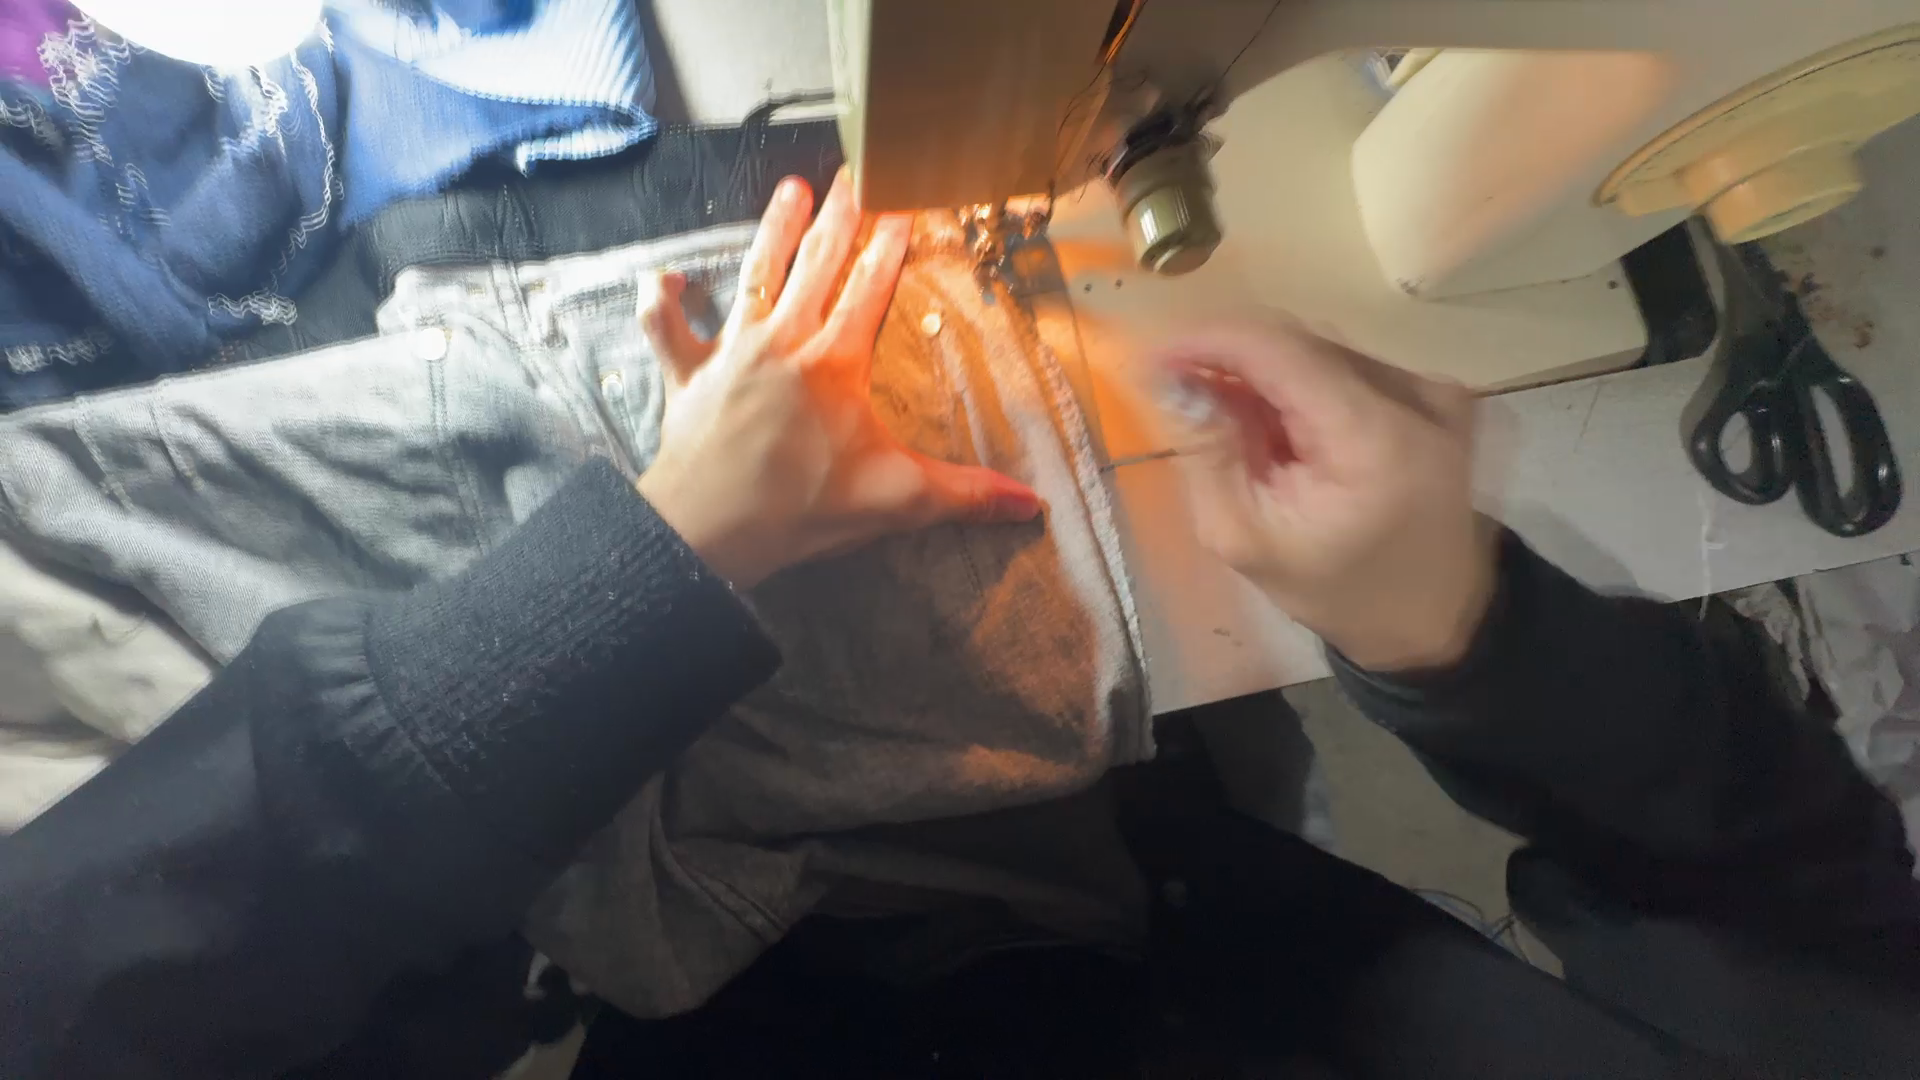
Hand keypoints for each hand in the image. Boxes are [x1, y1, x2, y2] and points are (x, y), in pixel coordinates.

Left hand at [635, 170, 1041, 588]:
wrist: (712, 530)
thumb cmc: (804, 508)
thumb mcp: (897, 501)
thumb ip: (965, 495)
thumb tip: (1031, 505)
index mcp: (835, 362)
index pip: (870, 291)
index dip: (889, 250)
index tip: (902, 212)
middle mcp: (784, 341)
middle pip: (817, 265)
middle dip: (839, 218)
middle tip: (853, 175)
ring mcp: (732, 352)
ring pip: (755, 276)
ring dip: (773, 232)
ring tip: (790, 191)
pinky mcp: (690, 376)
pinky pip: (668, 331)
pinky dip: (663, 304)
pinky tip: (667, 278)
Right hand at [1151, 320, 1495, 671]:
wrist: (1427, 611)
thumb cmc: (1328, 587)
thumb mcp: (1242, 536)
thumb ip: (1207, 453)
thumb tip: (1168, 380)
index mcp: (1373, 440)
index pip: (1281, 351)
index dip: (1210, 341)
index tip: (1152, 356)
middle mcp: (1415, 394)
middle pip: (1297, 345)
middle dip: (1226, 360)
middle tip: (1174, 390)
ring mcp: (1431, 388)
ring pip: (1315, 351)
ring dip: (1257, 374)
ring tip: (1224, 420)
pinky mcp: (1432, 391)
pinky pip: (1339, 366)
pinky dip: (1292, 386)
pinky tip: (1274, 427)